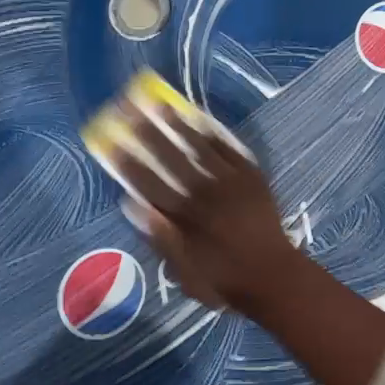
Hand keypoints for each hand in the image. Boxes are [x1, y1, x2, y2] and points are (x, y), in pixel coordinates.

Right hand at [112, 105, 305, 312]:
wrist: (272, 274)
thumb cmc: (223, 280)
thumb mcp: (184, 273)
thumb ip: (159, 238)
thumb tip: (131, 205)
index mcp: (184, 218)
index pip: (149, 184)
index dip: (130, 162)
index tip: (112, 142)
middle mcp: (204, 192)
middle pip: (171, 158)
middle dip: (149, 133)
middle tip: (131, 110)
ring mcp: (229, 180)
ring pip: (199, 146)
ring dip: (179, 124)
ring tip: (161, 104)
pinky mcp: (251, 174)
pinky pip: (228, 148)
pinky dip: (212, 133)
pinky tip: (199, 118)